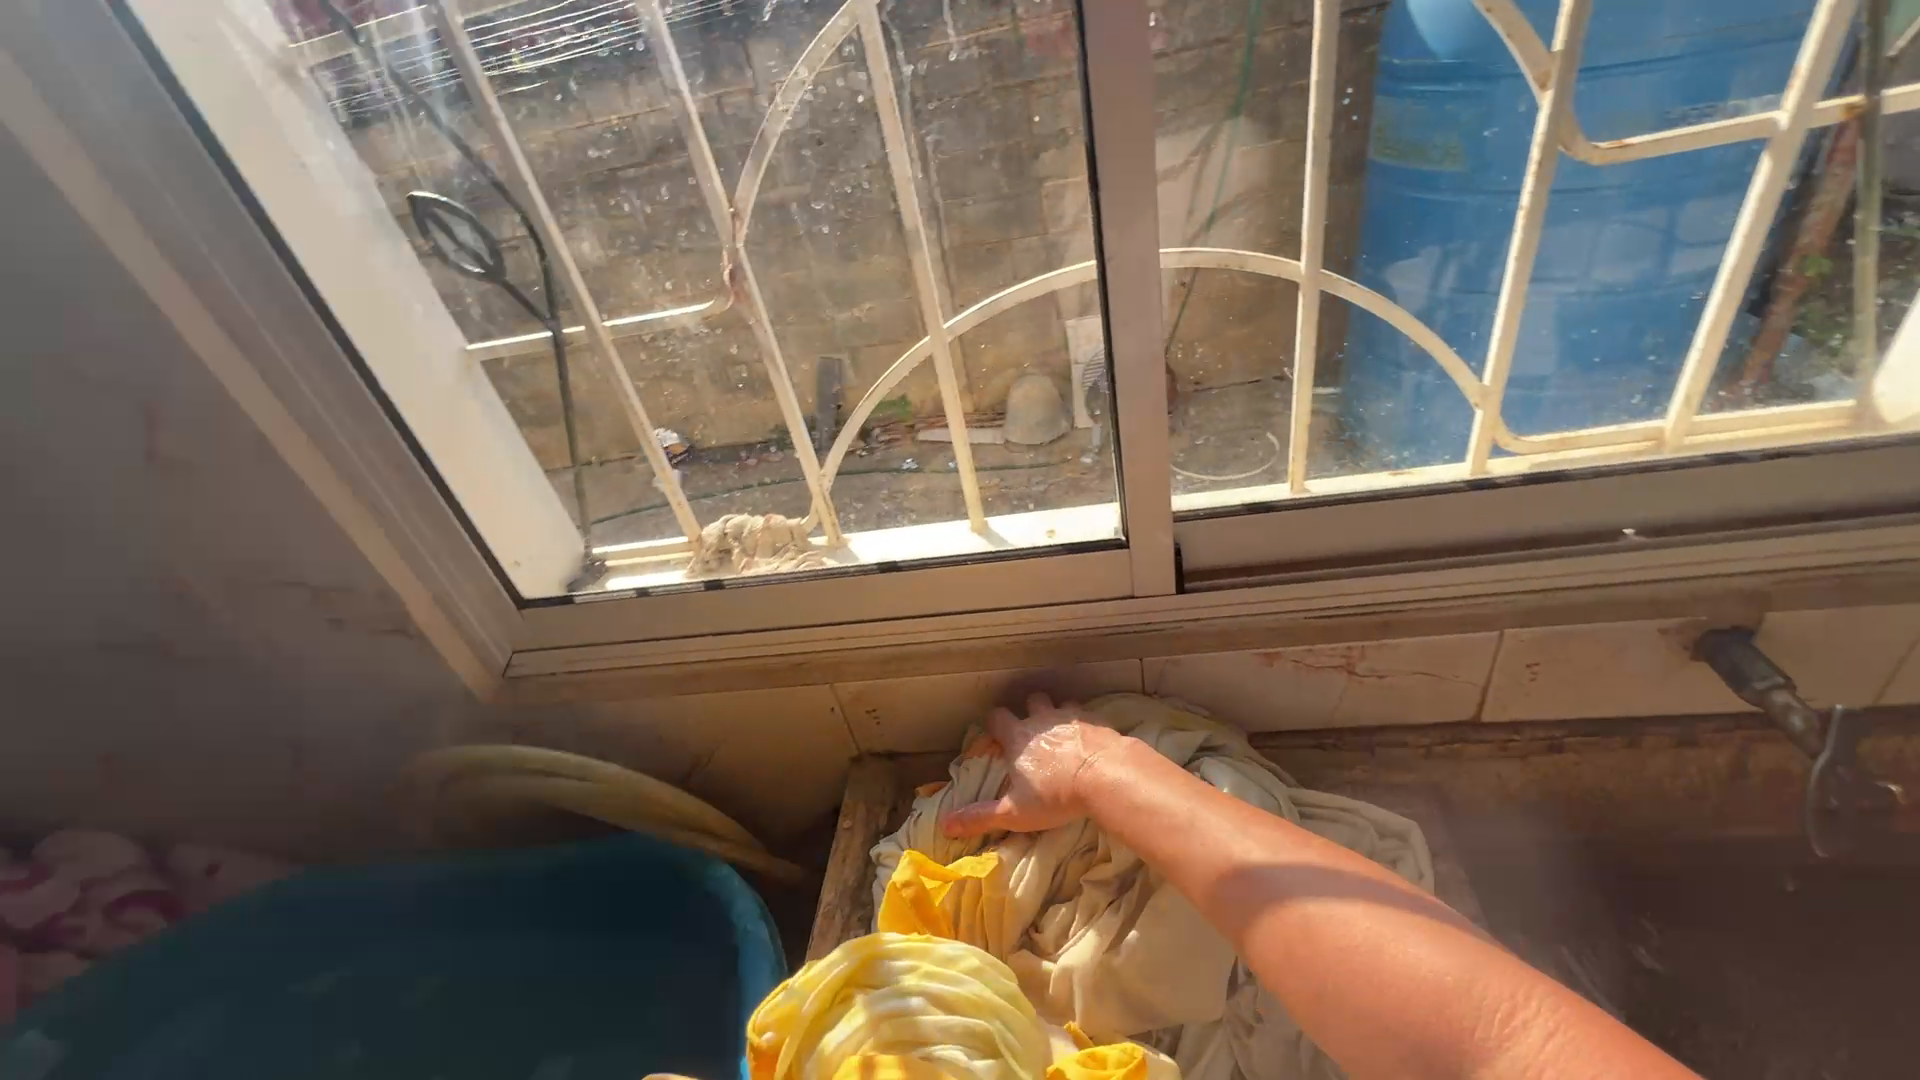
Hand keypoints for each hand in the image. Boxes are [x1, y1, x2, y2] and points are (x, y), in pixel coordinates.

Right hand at [942, 693, 1130, 837]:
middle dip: (1031, 711)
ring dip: (1060, 715)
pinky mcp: (1097, 721)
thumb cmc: (1056, 795)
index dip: (995, 724)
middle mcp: (1042, 720)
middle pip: (1031, 701)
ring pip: (1061, 704)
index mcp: (1017, 737)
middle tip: (1034, 733)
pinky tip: (1090, 742)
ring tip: (1063, 735)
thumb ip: (981, 816)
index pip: (997, 717)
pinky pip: (1088, 716)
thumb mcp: (1015, 813)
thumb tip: (945, 824)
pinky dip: (1086, 726)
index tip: (998, 736)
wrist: (1106, 776)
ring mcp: (1071, 717)